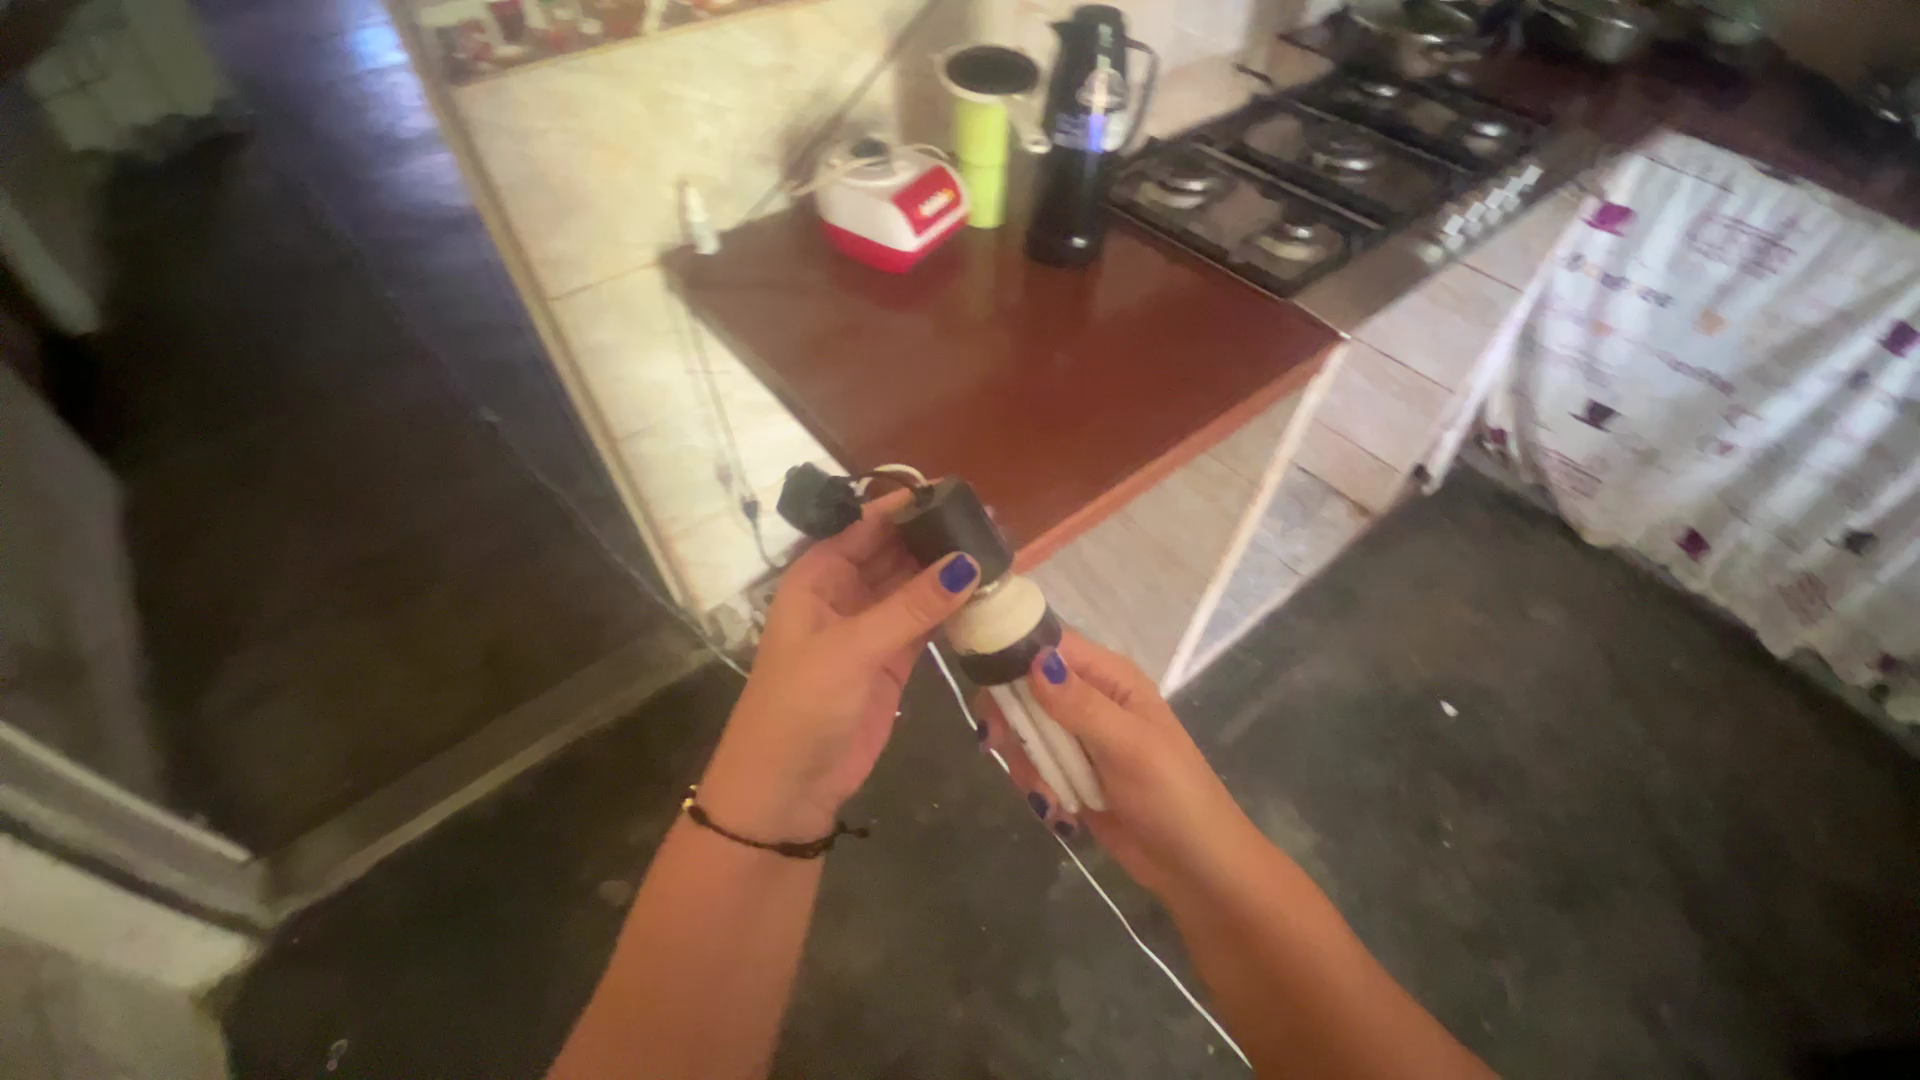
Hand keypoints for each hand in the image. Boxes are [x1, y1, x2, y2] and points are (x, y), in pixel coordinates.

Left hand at [699, 490, 980, 841]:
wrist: (788, 786)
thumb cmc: (801, 705)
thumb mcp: (853, 649)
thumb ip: (911, 606)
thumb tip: (967, 563)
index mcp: (819, 576)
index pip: (867, 527)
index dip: (907, 507)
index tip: (957, 492)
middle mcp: (846, 593)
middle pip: (895, 553)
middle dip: (936, 538)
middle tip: (991, 524)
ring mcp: (872, 627)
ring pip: (916, 587)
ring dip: (949, 573)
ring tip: (998, 553)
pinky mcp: (894, 660)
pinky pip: (927, 623)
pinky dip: (952, 610)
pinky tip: (985, 595)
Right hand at [978, 632, 1263, 899]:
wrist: (1195, 867)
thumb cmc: (1172, 795)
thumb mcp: (1128, 746)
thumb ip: (1080, 704)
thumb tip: (1032, 661)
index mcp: (1110, 677)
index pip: (1051, 644)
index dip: (1014, 654)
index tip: (984, 681)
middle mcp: (1090, 698)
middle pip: (1026, 687)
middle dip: (1013, 720)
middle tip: (1001, 745)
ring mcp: (1079, 738)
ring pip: (1024, 731)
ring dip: (1027, 763)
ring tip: (1049, 795)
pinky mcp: (1071, 773)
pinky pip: (1034, 765)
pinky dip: (1037, 786)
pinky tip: (1057, 810)